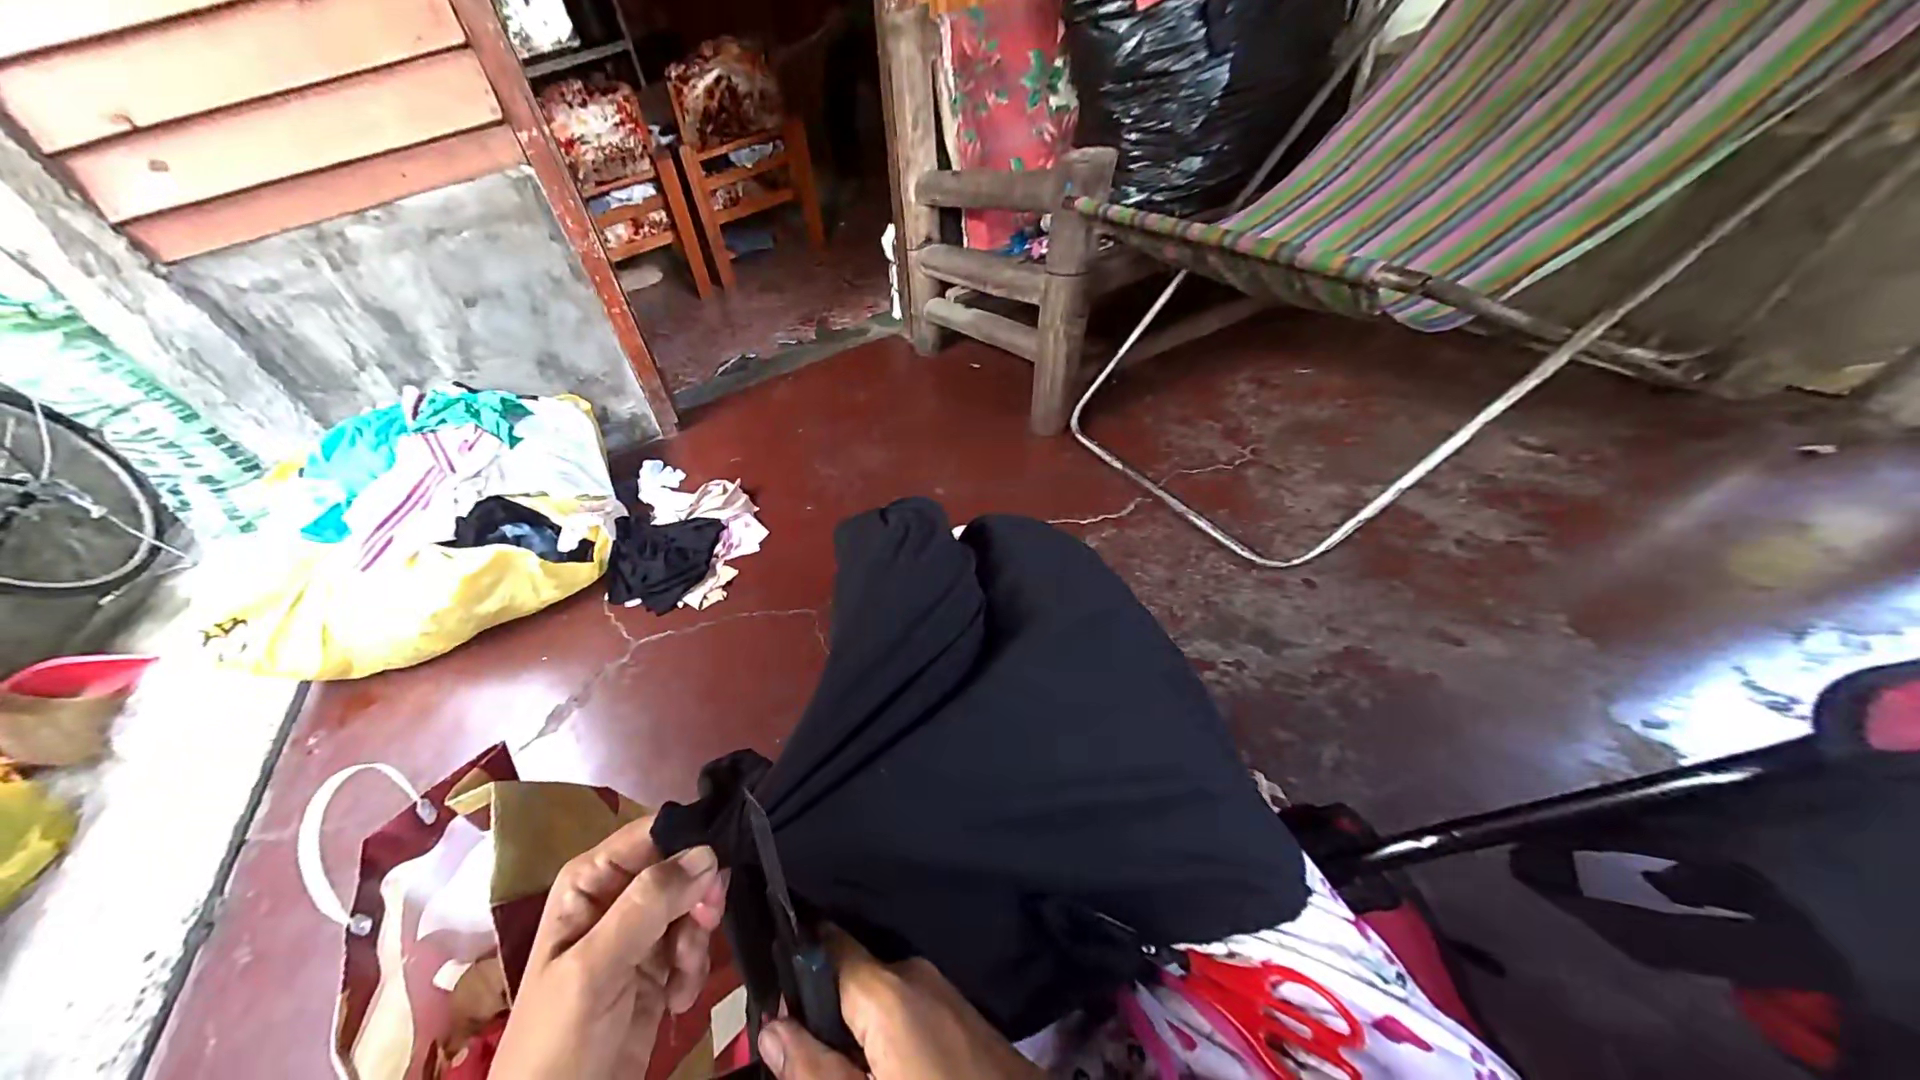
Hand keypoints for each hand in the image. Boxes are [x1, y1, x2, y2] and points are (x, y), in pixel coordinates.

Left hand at [492, 816, 725, 1079]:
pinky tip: (676, 999)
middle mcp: (618, 896)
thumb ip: (648, 905)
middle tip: (702, 931)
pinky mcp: (658, 966)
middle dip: (698, 904)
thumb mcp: (596, 969)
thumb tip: (707, 851)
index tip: (715, 877)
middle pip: (684, 869)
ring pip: (696, 906)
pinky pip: (696, 944)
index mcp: (592, 880)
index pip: (655, 834)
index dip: (690, 846)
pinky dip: (694, 970)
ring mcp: (639, 933)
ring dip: (697, 943)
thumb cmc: (558, 1041)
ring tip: (679, 981)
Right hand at [757, 928, 1042, 1079]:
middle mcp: (912, 972)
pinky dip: (880, 1030)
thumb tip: (770, 1027)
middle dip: (818, 1008)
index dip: (791, 965)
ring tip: (840, 1065)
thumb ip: (814, 1070)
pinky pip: (902, 1005)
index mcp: (887, 988)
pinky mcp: (955, 1008)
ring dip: (851, 1025)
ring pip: (874, 993)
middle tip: (796, 1053)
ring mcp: (939, 988)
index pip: (826, 944)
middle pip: (847, 974)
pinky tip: (879, 1065)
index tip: (767, 996)